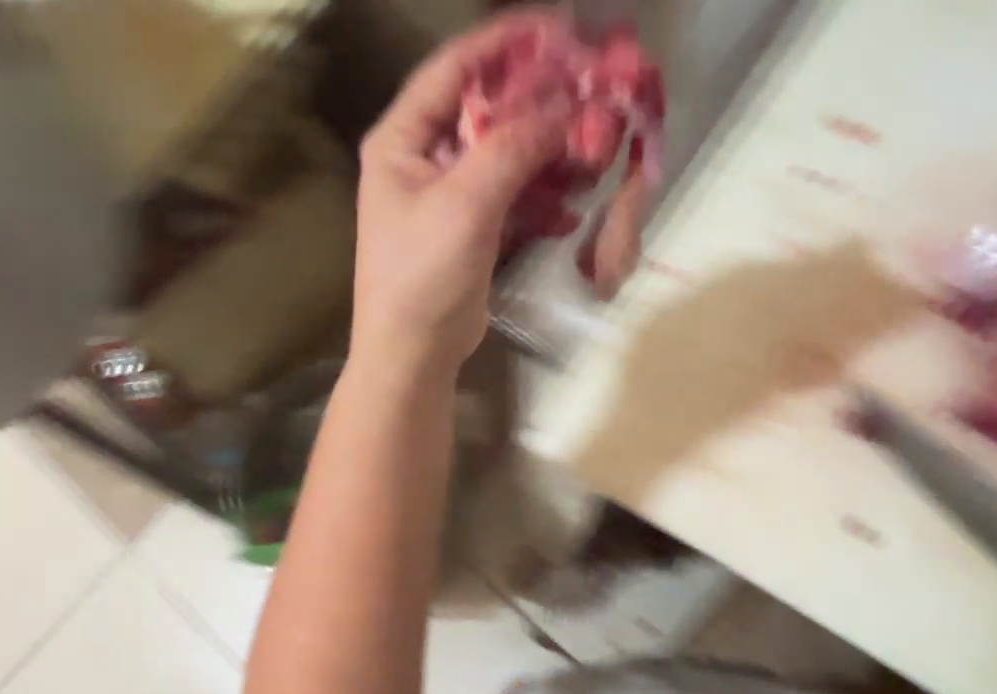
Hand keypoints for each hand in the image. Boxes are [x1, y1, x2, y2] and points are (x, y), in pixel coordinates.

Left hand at [351, 11, 568, 370]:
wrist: (412, 356)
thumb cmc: (422, 277)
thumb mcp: (465, 203)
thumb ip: (514, 145)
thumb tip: (565, 102)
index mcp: (403, 140)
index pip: (455, 69)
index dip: (507, 43)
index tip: (564, 31)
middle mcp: (423, 158)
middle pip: (489, 109)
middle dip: (542, 104)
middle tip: (594, 93)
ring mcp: (449, 195)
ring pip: (509, 154)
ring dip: (550, 154)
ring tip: (593, 154)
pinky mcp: (472, 228)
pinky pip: (514, 197)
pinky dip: (542, 200)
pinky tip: (569, 211)